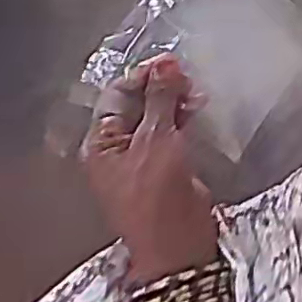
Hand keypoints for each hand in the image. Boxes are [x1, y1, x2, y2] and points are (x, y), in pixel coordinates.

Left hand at [83, 57, 219, 283]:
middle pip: (139, 102)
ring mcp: (143, 154)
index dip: (145, 75)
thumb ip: (161, 99)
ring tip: (198, 95)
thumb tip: (165, 64)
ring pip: (158, 114)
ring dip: (176, 99)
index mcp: (103, 142)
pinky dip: (184, 115)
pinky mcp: (167, 161)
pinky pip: (172, 128)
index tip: (174, 63)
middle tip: (190, 80)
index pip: (119, 94)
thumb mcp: (157, 139)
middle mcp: (118, 145)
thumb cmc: (157, 190)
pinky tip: (199, 109)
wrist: (176, 238)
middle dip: (163, 87)